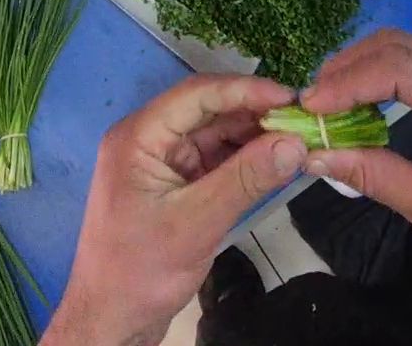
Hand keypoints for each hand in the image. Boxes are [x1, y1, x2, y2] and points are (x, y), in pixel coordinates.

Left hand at [43, 74, 306, 345]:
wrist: (110, 325)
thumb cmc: (141, 272)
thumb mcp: (195, 223)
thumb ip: (245, 179)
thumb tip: (294, 143)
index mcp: (139, 135)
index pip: (197, 94)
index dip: (244, 90)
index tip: (288, 97)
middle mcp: (149, 137)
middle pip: (207, 110)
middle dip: (253, 112)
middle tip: (301, 119)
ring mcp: (162, 159)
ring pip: (214, 132)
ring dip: (252, 134)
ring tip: (295, 138)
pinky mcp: (175, 181)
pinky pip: (214, 157)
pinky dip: (242, 158)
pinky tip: (272, 160)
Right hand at [298, 29, 411, 286]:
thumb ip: (373, 175)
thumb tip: (315, 155)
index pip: (399, 68)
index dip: (349, 82)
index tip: (311, 106)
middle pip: (398, 45)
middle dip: (348, 67)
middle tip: (312, 100)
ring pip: (404, 46)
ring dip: (361, 66)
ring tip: (328, 98)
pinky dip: (380, 72)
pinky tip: (361, 98)